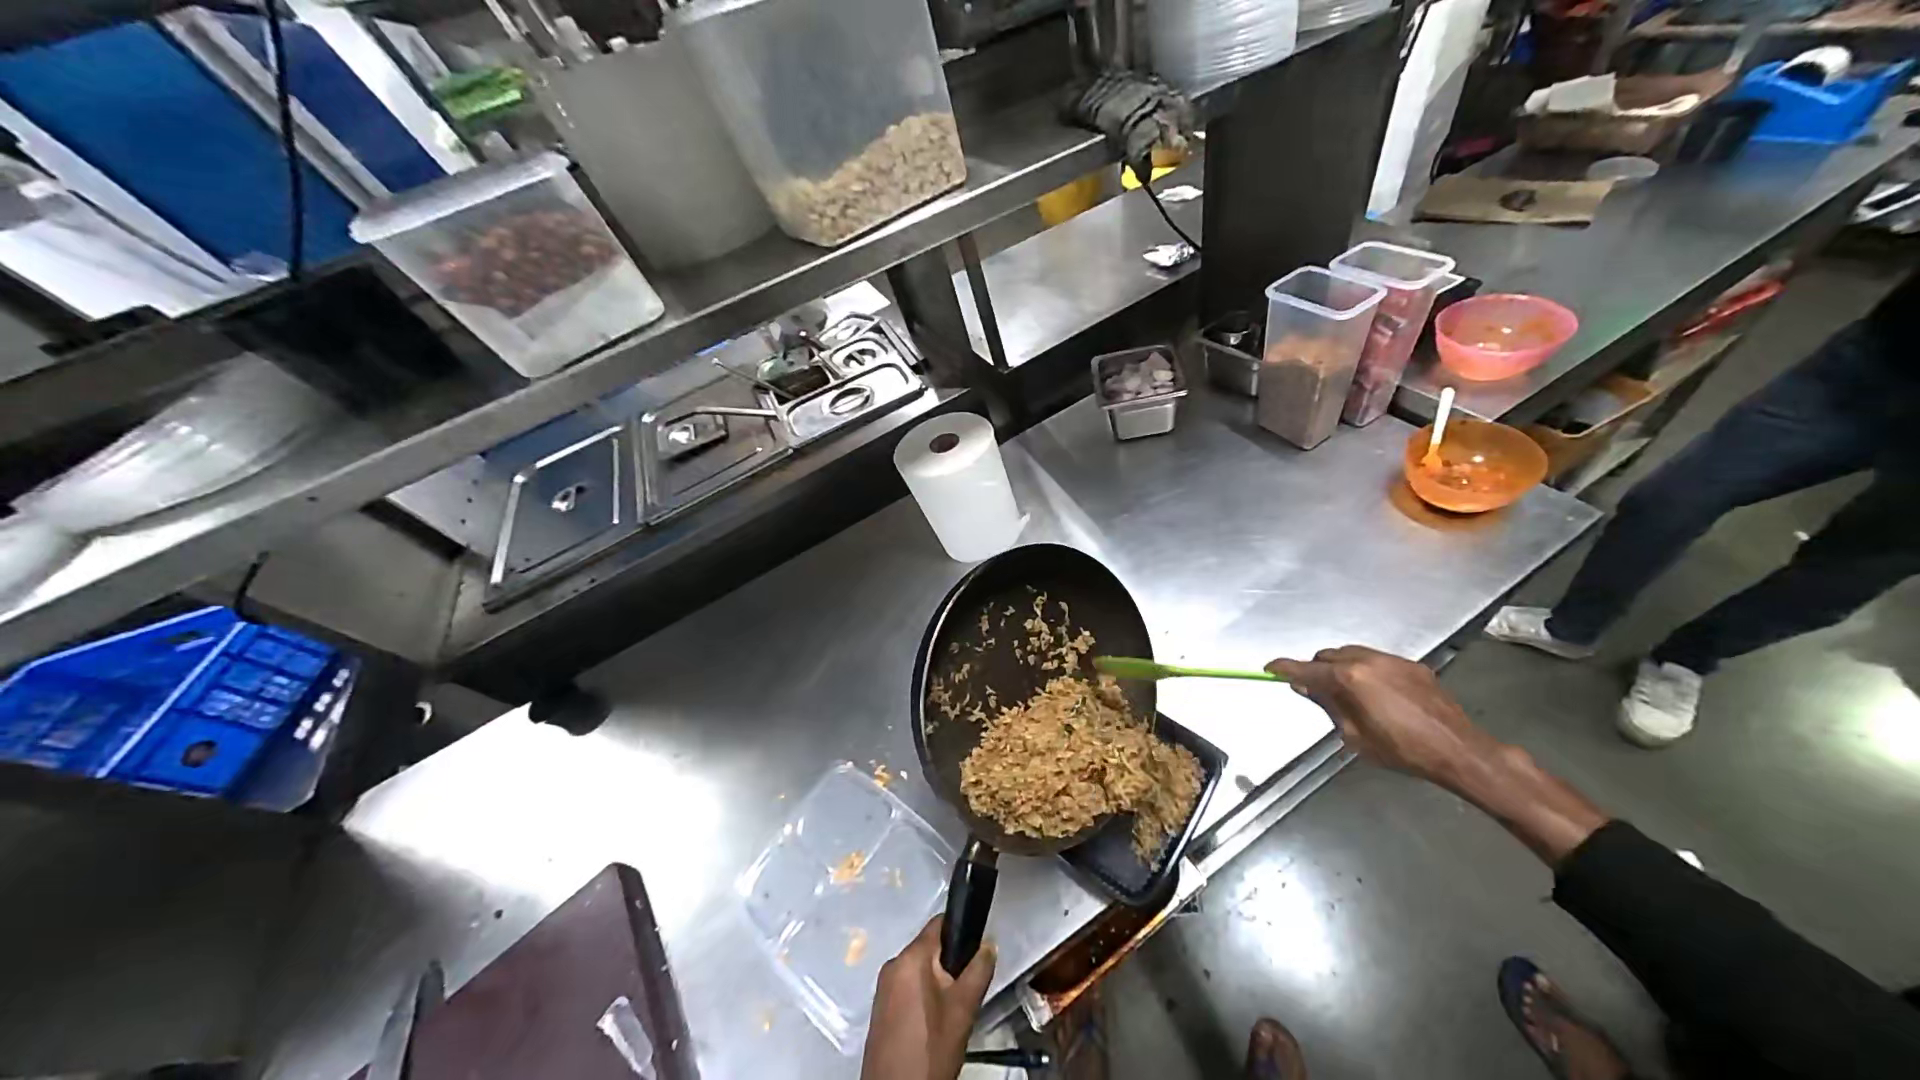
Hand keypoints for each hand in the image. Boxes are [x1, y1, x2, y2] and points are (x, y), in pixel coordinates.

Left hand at [860, 916, 995, 1079]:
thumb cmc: (931, 1047)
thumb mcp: (963, 1009)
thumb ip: (978, 970)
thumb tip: (988, 943)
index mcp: (909, 958)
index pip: (938, 924)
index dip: (961, 929)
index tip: (977, 947)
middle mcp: (892, 965)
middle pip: (929, 948)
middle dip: (950, 963)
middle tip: (968, 988)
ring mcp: (883, 987)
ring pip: (919, 969)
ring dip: (938, 981)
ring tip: (955, 1007)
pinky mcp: (881, 1007)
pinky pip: (908, 986)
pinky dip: (924, 995)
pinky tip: (936, 1019)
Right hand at [1266, 645, 1505, 786]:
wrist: (1458, 750)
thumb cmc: (1401, 750)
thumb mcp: (1353, 734)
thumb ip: (1328, 705)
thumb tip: (1307, 687)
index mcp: (1348, 678)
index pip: (1306, 669)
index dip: (1285, 668)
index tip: (1270, 668)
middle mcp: (1367, 660)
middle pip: (1328, 656)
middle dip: (1316, 669)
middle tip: (1314, 689)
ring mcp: (1392, 660)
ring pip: (1351, 653)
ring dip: (1340, 667)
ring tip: (1345, 690)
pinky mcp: (1412, 665)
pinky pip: (1376, 659)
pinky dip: (1365, 669)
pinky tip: (1374, 691)